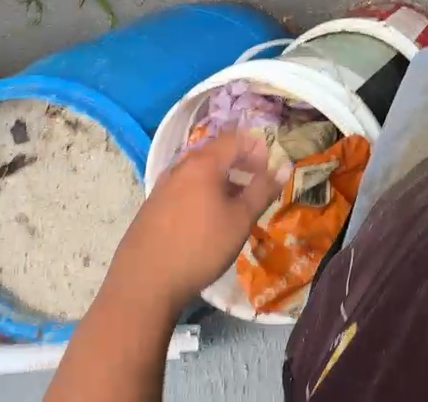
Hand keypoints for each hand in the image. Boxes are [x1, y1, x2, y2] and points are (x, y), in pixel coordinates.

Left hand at [105, 130, 287, 312]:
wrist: (142, 288)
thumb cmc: (200, 248)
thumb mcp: (240, 220)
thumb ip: (263, 190)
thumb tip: (285, 166)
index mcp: (203, 164)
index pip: (235, 139)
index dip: (257, 149)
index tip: (268, 172)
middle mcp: (179, 169)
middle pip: (215, 154)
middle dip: (239, 165)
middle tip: (255, 187)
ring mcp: (160, 189)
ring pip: (197, 174)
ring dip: (220, 182)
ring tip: (232, 208)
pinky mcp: (149, 210)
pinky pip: (182, 190)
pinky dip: (200, 196)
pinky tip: (204, 224)